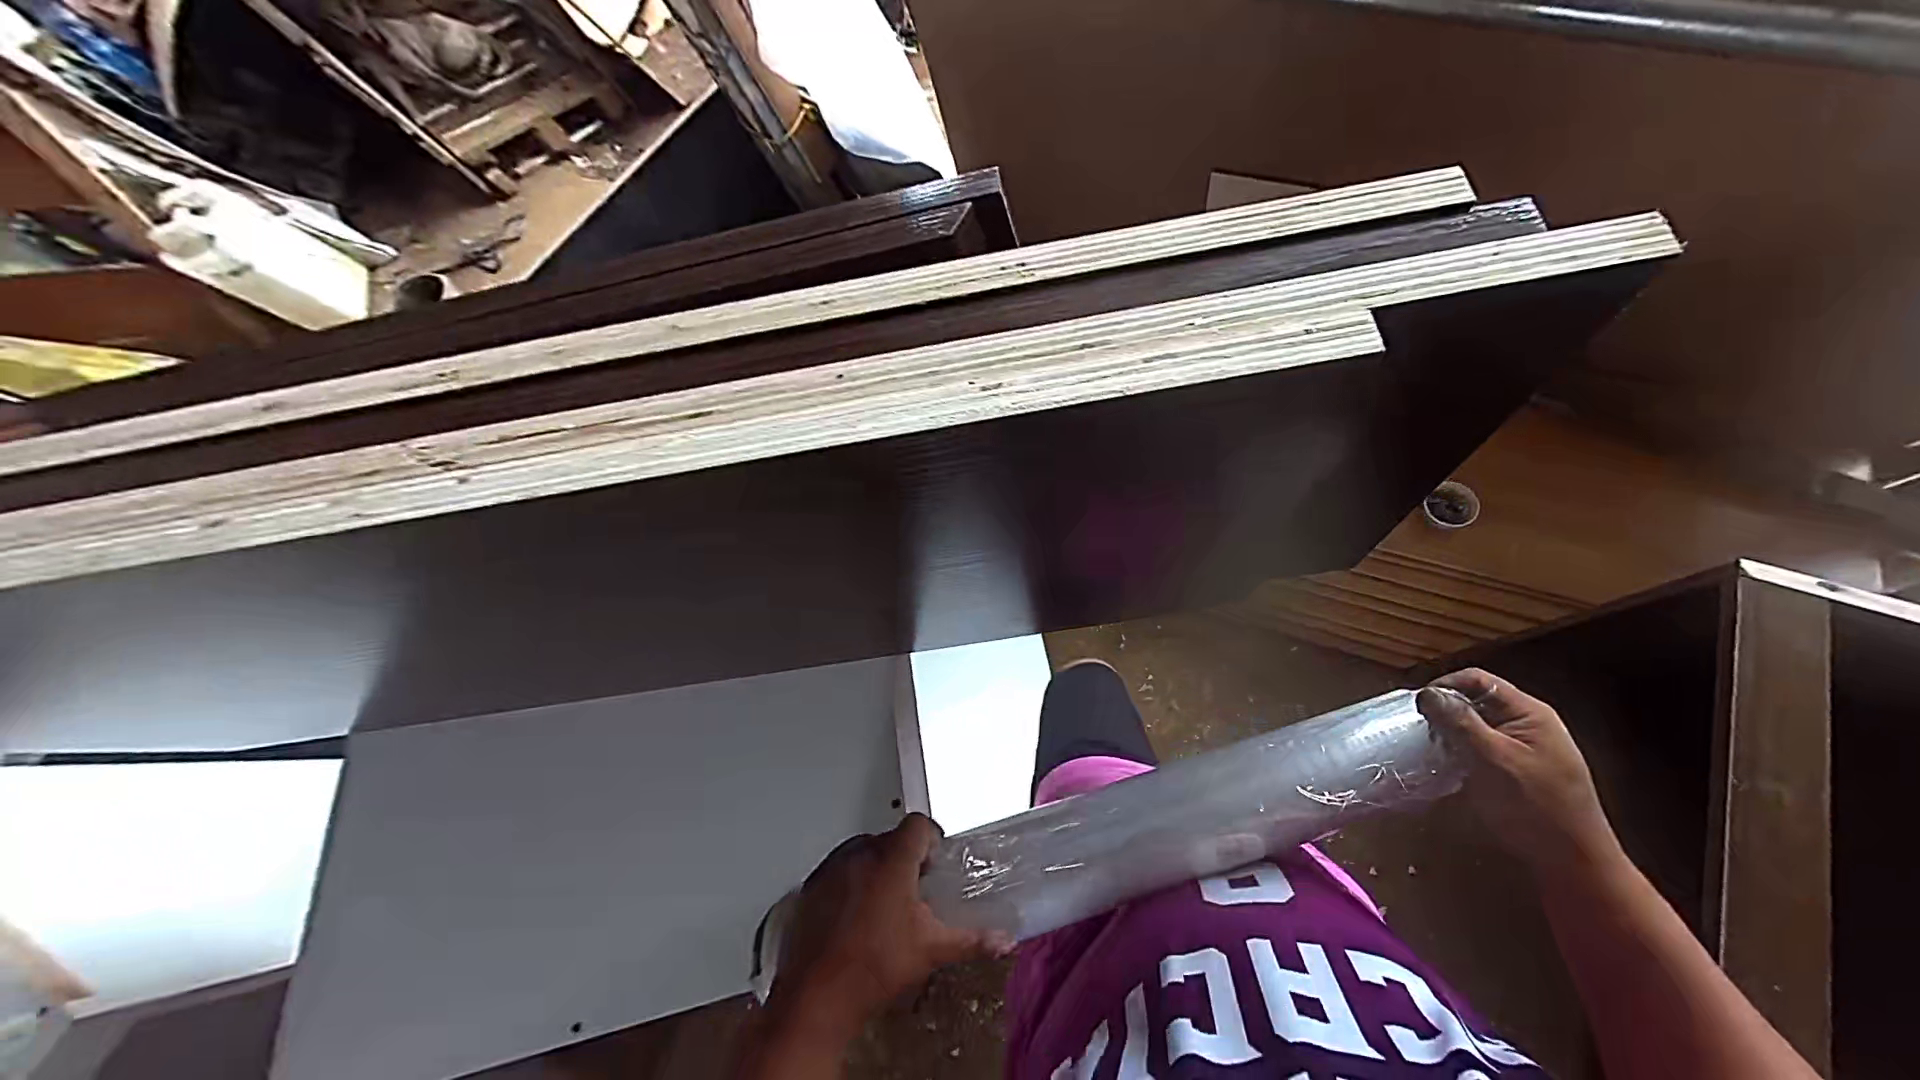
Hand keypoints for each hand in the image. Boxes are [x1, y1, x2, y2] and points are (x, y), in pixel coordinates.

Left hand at [768, 813, 1010, 1036]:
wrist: (818, 997)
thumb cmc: (874, 968)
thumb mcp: (931, 950)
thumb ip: (971, 940)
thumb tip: (1001, 940)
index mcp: (893, 860)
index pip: (918, 824)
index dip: (931, 839)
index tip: (934, 860)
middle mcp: (860, 854)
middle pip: (891, 838)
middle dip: (905, 857)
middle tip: (914, 888)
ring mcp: (832, 868)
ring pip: (862, 851)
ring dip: (876, 867)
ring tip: (884, 903)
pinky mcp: (811, 885)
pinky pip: (837, 869)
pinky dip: (849, 882)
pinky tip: (855, 914)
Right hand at [1416, 668, 1620, 875]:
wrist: (1571, 860)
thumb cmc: (1536, 805)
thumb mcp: (1494, 759)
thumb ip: (1461, 723)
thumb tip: (1427, 693)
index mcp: (1529, 713)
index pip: (1477, 680)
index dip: (1444, 686)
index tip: (1416, 705)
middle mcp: (1525, 723)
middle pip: (1473, 700)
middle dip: (1443, 711)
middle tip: (1417, 728)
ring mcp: (1520, 746)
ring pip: (1472, 725)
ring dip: (1447, 733)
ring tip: (1426, 747)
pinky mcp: (1511, 767)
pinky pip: (1476, 746)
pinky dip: (1456, 750)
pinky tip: (1442, 764)